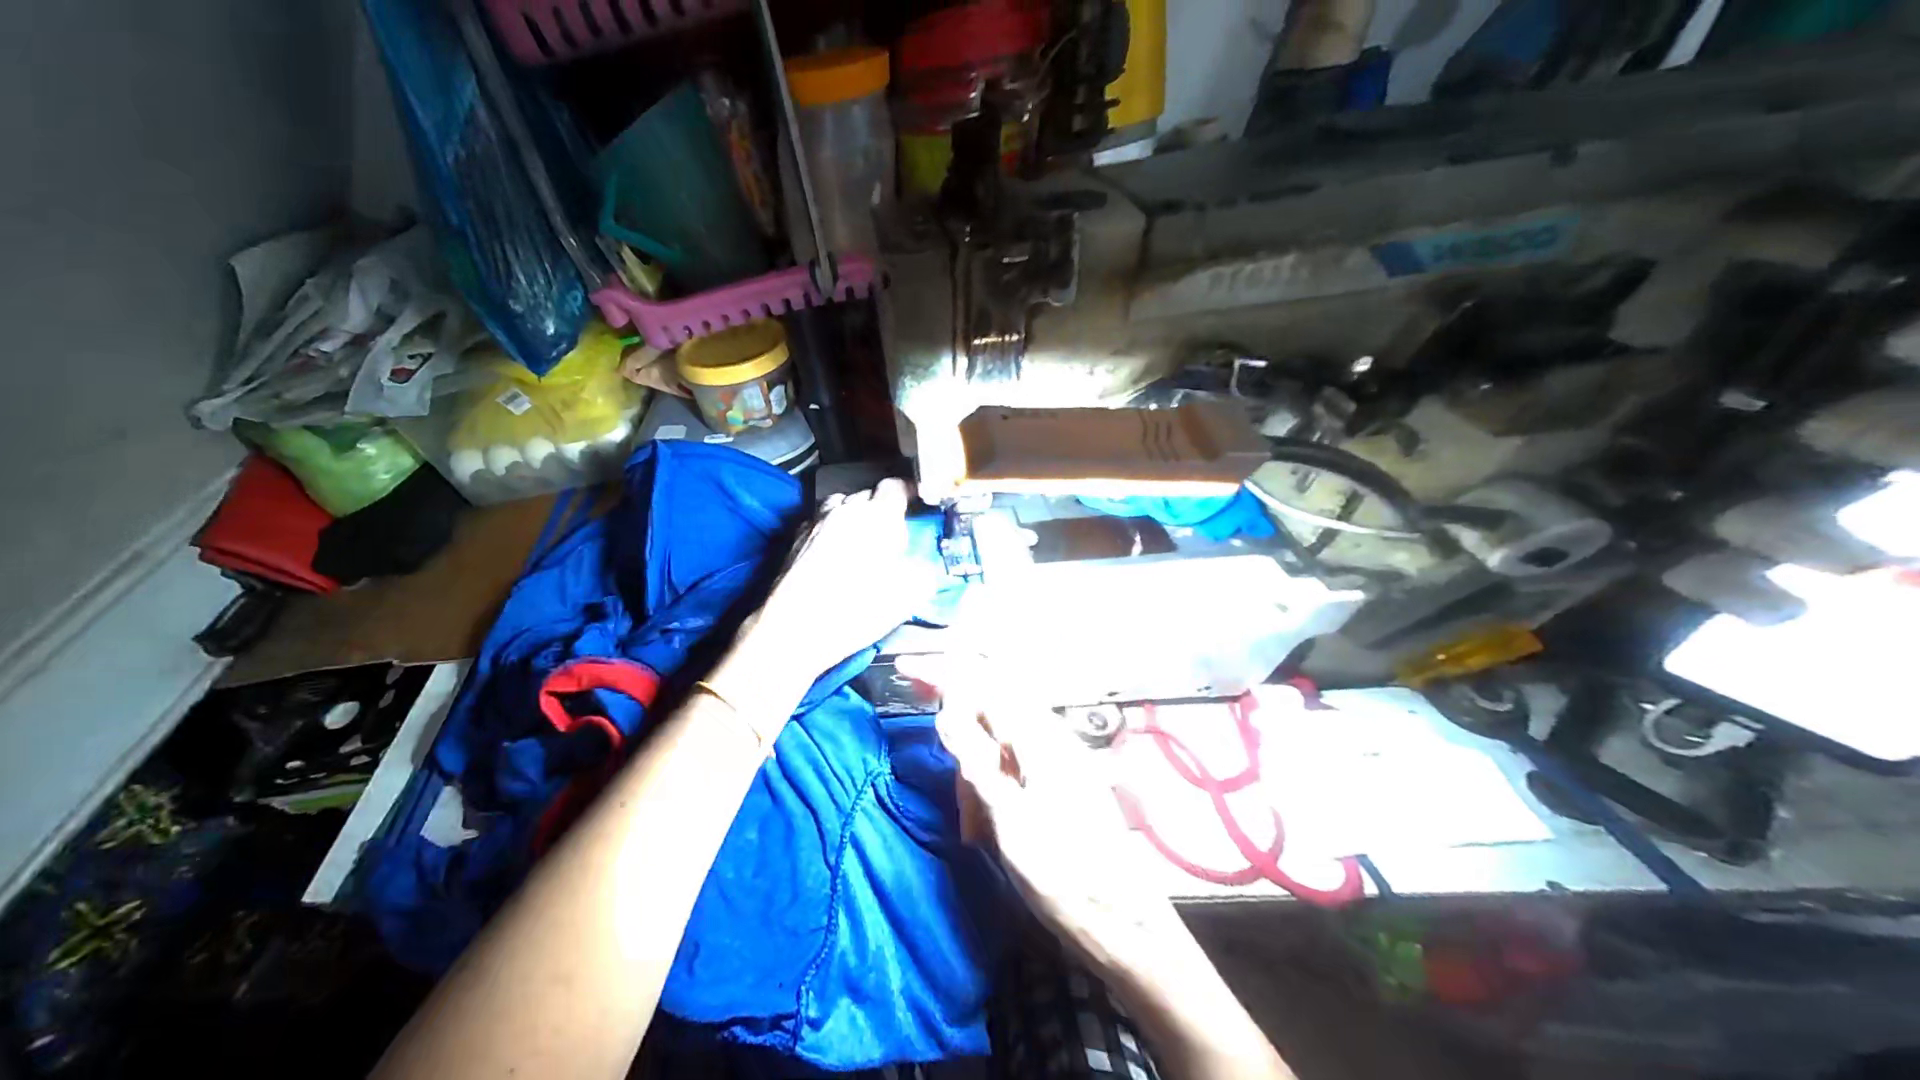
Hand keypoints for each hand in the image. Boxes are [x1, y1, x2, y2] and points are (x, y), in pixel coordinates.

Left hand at [737, 478, 929, 688]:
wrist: (796, 629)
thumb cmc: (856, 609)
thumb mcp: (909, 595)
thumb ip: (922, 571)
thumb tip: (922, 566)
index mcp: (878, 516)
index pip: (897, 486)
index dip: (909, 493)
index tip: (916, 506)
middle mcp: (845, 510)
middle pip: (867, 496)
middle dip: (880, 511)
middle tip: (890, 536)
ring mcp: (816, 522)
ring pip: (840, 507)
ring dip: (852, 518)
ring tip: (859, 543)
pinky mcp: (794, 539)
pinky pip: (819, 524)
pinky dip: (830, 532)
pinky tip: (833, 556)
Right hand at [894, 655, 1189, 977]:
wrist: (1122, 922)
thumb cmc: (1064, 874)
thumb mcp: (1010, 821)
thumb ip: (978, 762)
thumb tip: (946, 710)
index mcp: (1042, 739)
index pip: (985, 684)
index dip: (944, 672)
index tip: (906, 669)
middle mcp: (1053, 737)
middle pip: (993, 703)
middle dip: (956, 718)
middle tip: (931, 751)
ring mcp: (1059, 759)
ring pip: (1000, 738)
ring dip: (974, 767)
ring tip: (968, 823)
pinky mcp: (1060, 782)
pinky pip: (1014, 763)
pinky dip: (990, 783)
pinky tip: (984, 821)